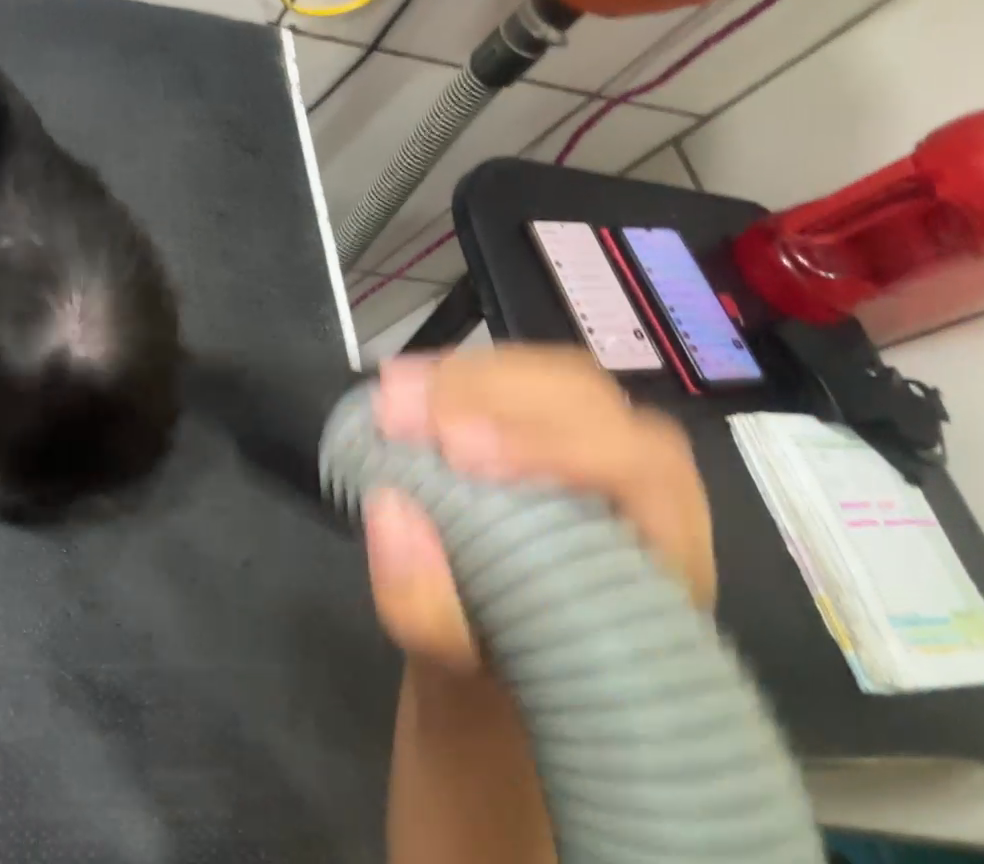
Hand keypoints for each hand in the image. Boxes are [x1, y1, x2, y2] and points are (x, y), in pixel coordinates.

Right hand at [365, 346, 714, 671]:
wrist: (506, 669)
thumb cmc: (497, 670)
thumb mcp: (454, 666)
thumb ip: (422, 605)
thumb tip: (388, 507)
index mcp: (657, 558)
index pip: (641, 467)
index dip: (557, 445)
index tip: (460, 452)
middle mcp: (639, 492)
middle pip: (592, 404)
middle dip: (491, 394)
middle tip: (402, 408)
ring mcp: (592, 453)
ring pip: (553, 381)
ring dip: (466, 376)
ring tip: (392, 390)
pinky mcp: (542, 435)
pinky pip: (513, 385)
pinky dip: (454, 375)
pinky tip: (403, 382)